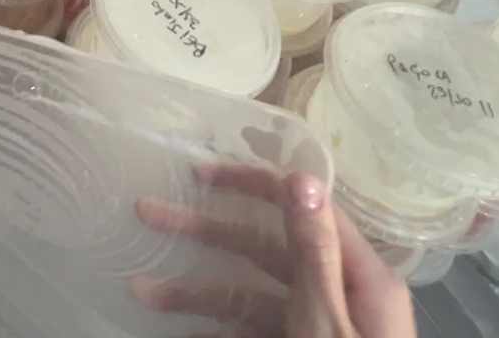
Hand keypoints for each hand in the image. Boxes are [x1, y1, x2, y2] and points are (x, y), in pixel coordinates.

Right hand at [131, 167, 414, 337]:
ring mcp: (317, 324)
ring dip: (194, 290)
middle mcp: (338, 291)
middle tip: (146, 213)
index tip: (196, 175)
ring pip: (248, 291)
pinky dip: (215, 328)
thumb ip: (313, 250)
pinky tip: (177, 330)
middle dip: (201, 232)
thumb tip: (302, 175)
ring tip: (141, 291)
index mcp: (357, 274)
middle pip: (262, 245)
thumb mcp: (326, 320)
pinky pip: (252, 327)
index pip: (301, 204)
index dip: (248, 182)